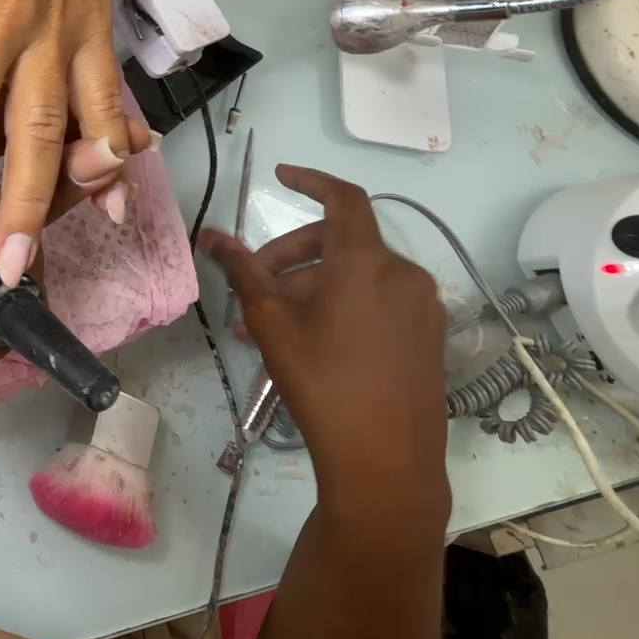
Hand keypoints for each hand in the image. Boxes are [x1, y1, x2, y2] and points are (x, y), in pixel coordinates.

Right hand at [197, 167, 449, 493]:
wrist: (385, 461)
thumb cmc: (321, 380)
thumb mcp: (271, 320)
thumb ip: (242, 269)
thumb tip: (210, 236)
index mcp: (368, 263)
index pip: (344, 198)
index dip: (311, 180)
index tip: (281, 176)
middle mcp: (404, 276)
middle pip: (339, 243)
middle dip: (289, 256)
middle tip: (252, 287)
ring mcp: (422, 309)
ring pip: (354, 276)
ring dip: (308, 287)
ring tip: (267, 325)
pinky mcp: (428, 338)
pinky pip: (375, 302)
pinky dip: (337, 305)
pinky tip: (305, 341)